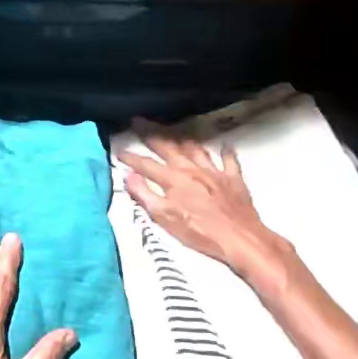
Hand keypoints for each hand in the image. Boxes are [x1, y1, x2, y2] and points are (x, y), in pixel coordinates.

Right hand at [120, 127, 283, 271]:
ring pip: (195, 148)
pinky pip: (229, 160)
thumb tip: (129, 175)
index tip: (119, 151)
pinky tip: (224, 145)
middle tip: (139, 121)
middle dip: (151, 133)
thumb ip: (144, 194)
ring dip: (182, 138)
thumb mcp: (164, 217)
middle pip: (168, 147)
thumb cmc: (198, 232)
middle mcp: (192, 169)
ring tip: (174, 131)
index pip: (146, 165)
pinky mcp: (233, 178)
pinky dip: (225, 152)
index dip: (131, 158)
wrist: (238, 237)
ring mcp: (214, 171)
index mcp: (173, 179)